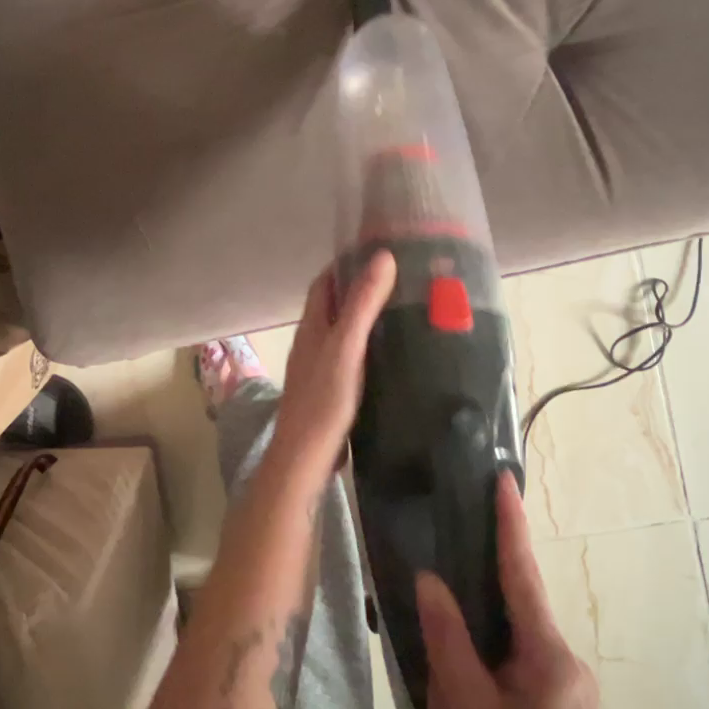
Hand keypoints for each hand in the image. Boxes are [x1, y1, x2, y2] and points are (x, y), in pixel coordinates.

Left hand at [264, 251, 396, 479]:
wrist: (305, 457)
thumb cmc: (324, 399)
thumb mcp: (347, 347)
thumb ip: (362, 304)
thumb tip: (382, 256)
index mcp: (312, 325)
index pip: (325, 282)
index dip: (346, 263)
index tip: (377, 250)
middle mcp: (312, 341)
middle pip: (334, 305)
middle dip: (360, 288)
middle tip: (400, 280)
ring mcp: (319, 367)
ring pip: (342, 331)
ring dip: (366, 318)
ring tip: (404, 312)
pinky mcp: (331, 391)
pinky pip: (350, 357)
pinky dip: (369, 347)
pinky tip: (392, 355)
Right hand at [416, 474, 599, 708]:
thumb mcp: (466, 705)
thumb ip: (447, 640)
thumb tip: (431, 580)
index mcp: (552, 659)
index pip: (523, 575)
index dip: (511, 525)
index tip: (504, 479)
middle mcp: (568, 669)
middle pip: (514, 615)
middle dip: (476, 606)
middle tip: (446, 610)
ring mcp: (568, 694)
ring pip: (512, 650)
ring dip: (477, 651)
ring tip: (447, 662)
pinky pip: (517, 674)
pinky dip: (487, 672)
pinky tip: (463, 683)